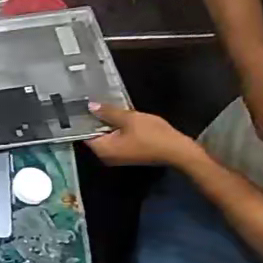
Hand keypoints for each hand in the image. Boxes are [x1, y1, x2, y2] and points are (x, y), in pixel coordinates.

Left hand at [83, 103, 202, 168]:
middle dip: (98, 121)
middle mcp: (104, 156)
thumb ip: (108, 112)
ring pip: (106, 137)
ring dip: (109, 125)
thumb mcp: (129, 119)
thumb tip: (91, 106)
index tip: (85, 107)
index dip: (86, 120)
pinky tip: (122, 120)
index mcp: (102, 149)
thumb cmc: (152, 135)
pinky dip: (117, 131)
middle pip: (95, 136)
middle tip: (99, 104)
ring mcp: (115, 157)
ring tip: (111, 109)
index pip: (85, 134)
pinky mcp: (126, 155)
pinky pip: (116, 141)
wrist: (177, 150)